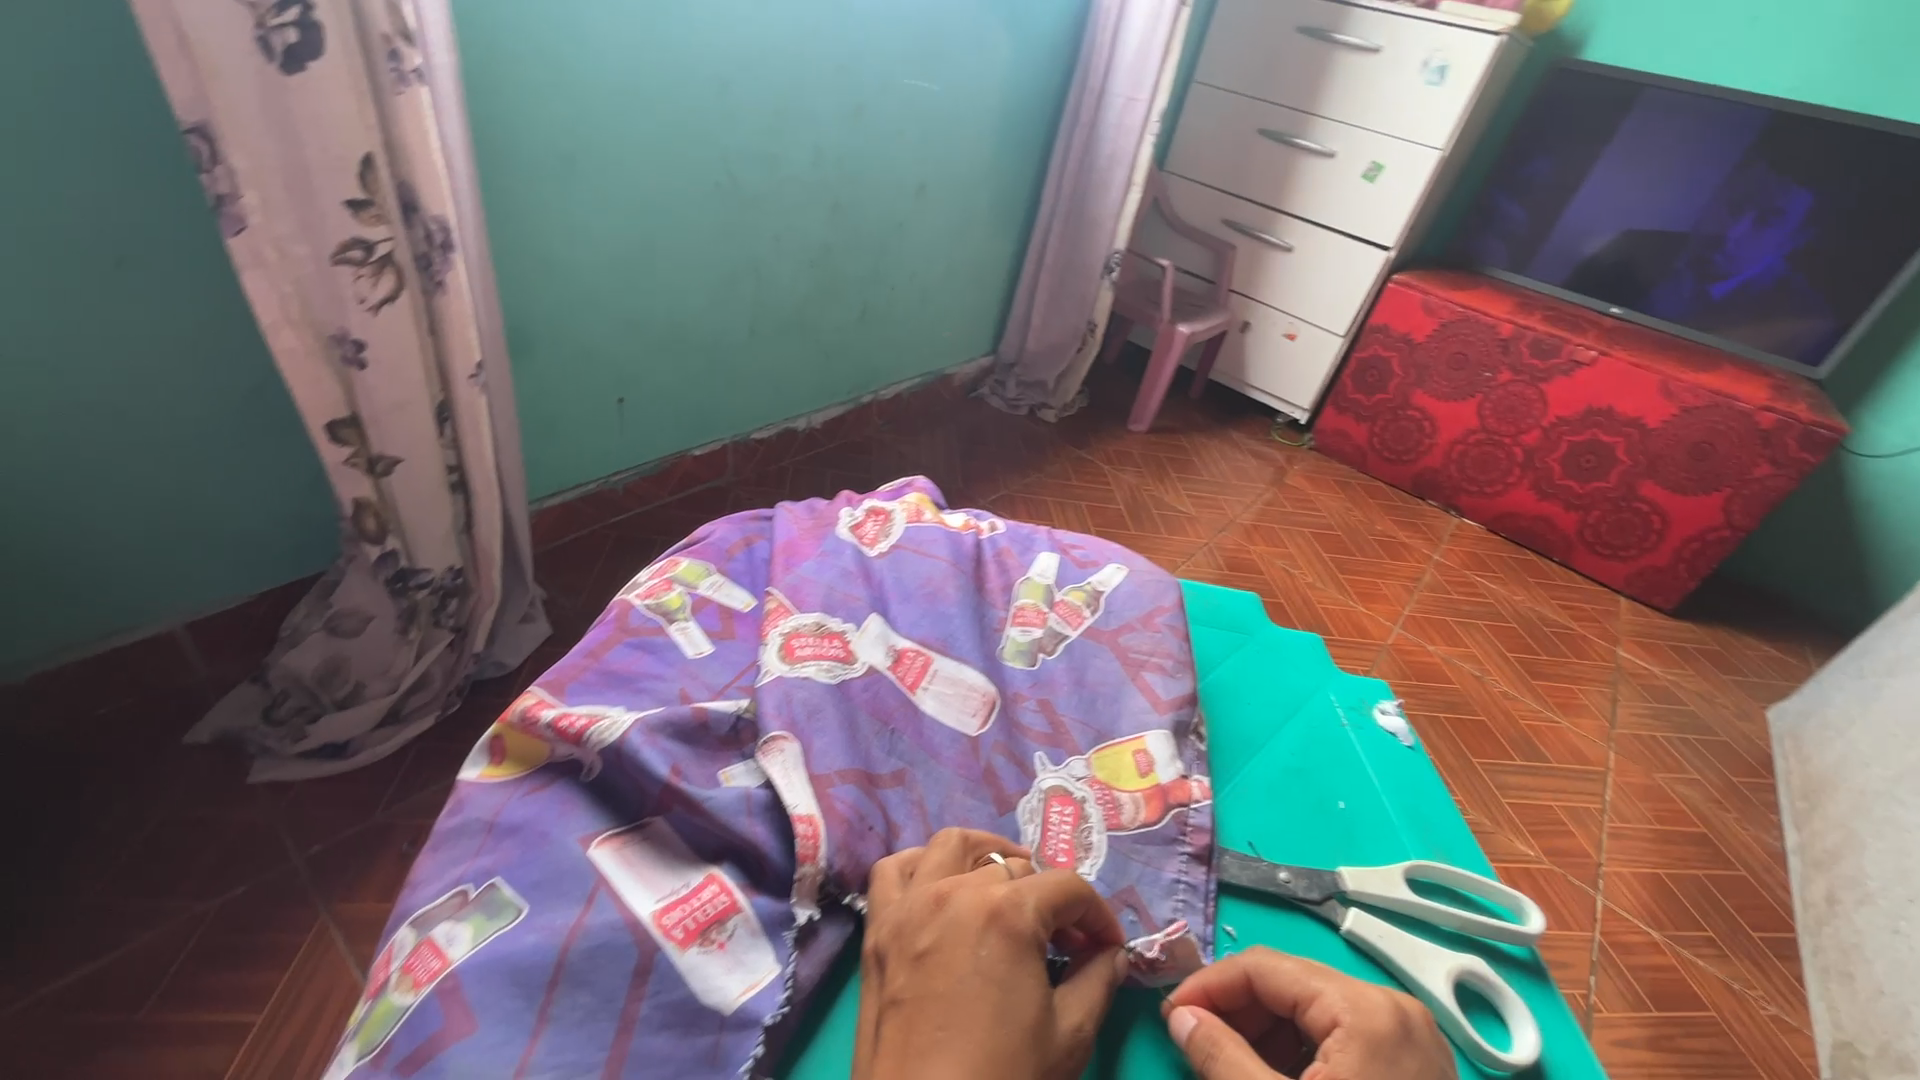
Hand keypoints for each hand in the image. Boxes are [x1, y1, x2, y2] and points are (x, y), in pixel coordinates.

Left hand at [853, 828, 1129, 1079]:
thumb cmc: (1001, 1076)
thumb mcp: (1068, 1035)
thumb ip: (1097, 980)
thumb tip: (1111, 952)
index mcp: (1008, 912)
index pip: (1068, 888)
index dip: (1097, 915)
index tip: (1108, 946)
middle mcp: (956, 891)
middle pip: (1016, 867)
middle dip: (1050, 898)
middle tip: (1065, 941)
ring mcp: (911, 904)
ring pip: (953, 845)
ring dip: (987, 856)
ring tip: (1007, 889)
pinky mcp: (879, 926)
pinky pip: (894, 870)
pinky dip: (920, 865)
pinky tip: (940, 886)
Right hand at [1163, 947, 1455, 1079]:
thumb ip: (1221, 1056)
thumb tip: (1180, 1017)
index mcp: (1363, 1009)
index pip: (1264, 967)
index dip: (1208, 986)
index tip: (1171, 1015)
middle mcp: (1391, 1008)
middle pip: (1289, 985)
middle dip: (1235, 1011)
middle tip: (1194, 1041)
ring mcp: (1409, 1038)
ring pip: (1312, 1011)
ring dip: (1263, 1032)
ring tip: (1229, 1064)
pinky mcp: (1413, 1067)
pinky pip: (1340, 1038)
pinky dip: (1299, 1053)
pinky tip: (1272, 1077)